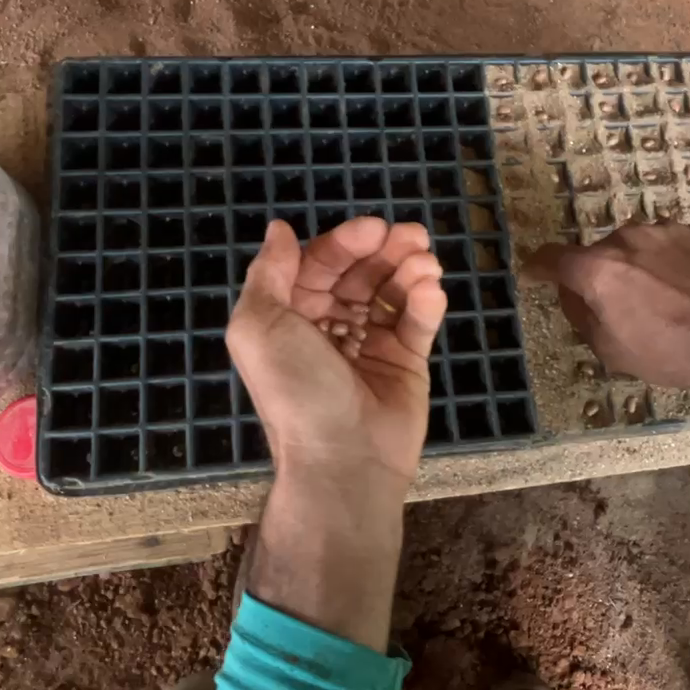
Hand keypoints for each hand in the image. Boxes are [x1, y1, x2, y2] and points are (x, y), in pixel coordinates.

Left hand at [226, 216, 447, 491]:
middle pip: (362, 273)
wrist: (343, 460)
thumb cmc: (297, 389)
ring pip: (393, 292)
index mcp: (293, 316)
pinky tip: (430, 292)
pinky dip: (426, 303)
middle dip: (386, 250)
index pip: (322, 264)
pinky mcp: (407, 362)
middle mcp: (331, 325)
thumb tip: (278, 229)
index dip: (346, 242)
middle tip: (413, 236)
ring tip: (426, 263)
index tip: (374, 228)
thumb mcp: (259, 328)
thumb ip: (268, 274)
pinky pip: (417, 323)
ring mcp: (371, 343)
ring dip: (410, 270)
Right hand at [525, 222, 689, 464]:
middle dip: (599, 276)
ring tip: (660, 301)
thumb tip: (571, 292)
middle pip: (598, 253)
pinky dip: (668, 262)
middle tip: (617, 308)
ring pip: (635, 246)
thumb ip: (579, 314)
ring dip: (636, 267)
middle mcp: (627, 238)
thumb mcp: (610, 349)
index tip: (532, 273)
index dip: (538, 267)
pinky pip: (669, 244)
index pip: (552, 258)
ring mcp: (666, 231)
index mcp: (598, 269)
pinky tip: (687, 291)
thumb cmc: (672, 355)